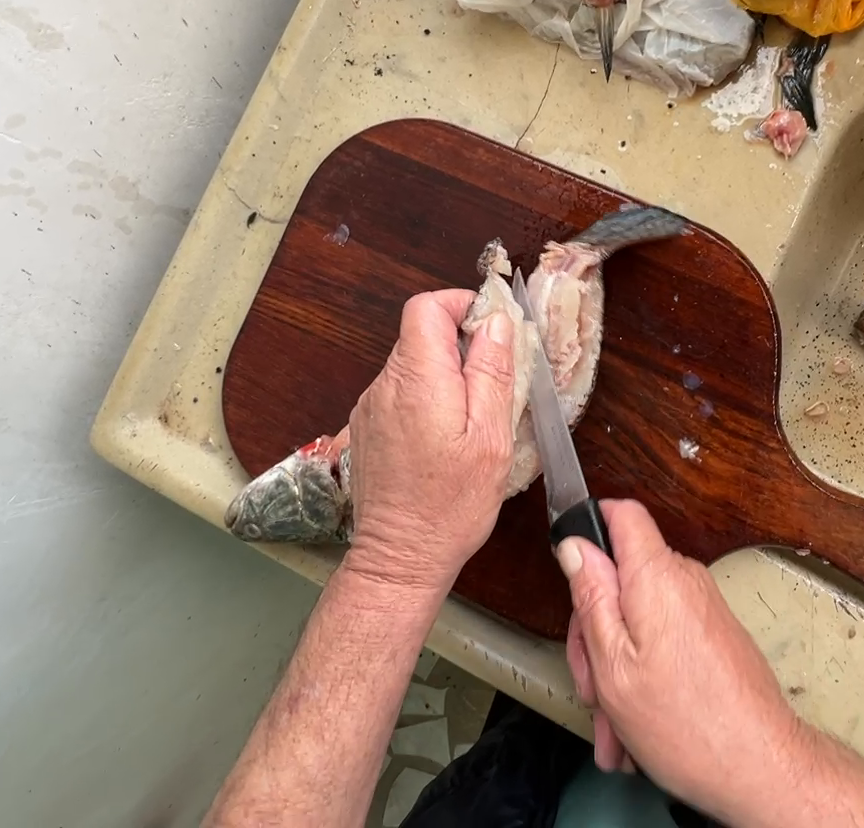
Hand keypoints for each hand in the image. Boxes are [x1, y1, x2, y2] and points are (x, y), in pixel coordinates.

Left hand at [344, 289, 515, 592]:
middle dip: (460, 345)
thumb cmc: (450, 505)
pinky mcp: (367, 427)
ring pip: (413, 364)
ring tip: (472, 418)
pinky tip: (446, 437)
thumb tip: (495, 322)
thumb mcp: (491, 437)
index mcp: (418, 379)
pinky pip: (401, 392)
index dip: (460, 305)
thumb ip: (492, 371)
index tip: (491, 330)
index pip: (426, 306)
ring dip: (445, 375)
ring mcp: (371, 407)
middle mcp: (385, 385)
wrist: (399, 559)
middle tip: (494, 382)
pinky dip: (427, 398)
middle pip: (421, 334)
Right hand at [558, 500, 804, 822]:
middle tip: (591, 683)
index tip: (572, 563)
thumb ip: (591, 597)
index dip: (591, 526)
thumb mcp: (613, 664)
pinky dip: (643, 671)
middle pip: (622, 576)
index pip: (623, 513)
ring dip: (617, 665)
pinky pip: (663, 635)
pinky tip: (636, 723)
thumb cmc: (689, 724)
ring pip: (638, 616)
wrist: (761, 767)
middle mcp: (685, 580)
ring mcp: (702, 606)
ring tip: (615, 725)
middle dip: (595, 628)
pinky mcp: (713, 631)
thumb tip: (575, 547)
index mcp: (656, 576)